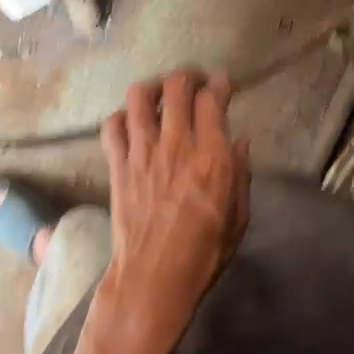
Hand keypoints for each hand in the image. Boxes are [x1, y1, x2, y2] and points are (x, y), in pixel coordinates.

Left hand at [96, 71, 250, 350]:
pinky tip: (130, 124)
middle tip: (193, 83)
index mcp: (213, 156)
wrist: (155, 277)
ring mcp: (142, 152)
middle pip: (177, 87)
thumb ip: (241, 174)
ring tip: (159, 94)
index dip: (219, 84)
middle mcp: (176, 144)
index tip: (222, 83)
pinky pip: (112, 126)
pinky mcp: (118, 165)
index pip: (212, 100)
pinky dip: (121, 117)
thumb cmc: (205, 252)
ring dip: (152, 88)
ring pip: (139, 97)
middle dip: (187, 77)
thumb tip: (240, 142)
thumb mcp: (239, 216)